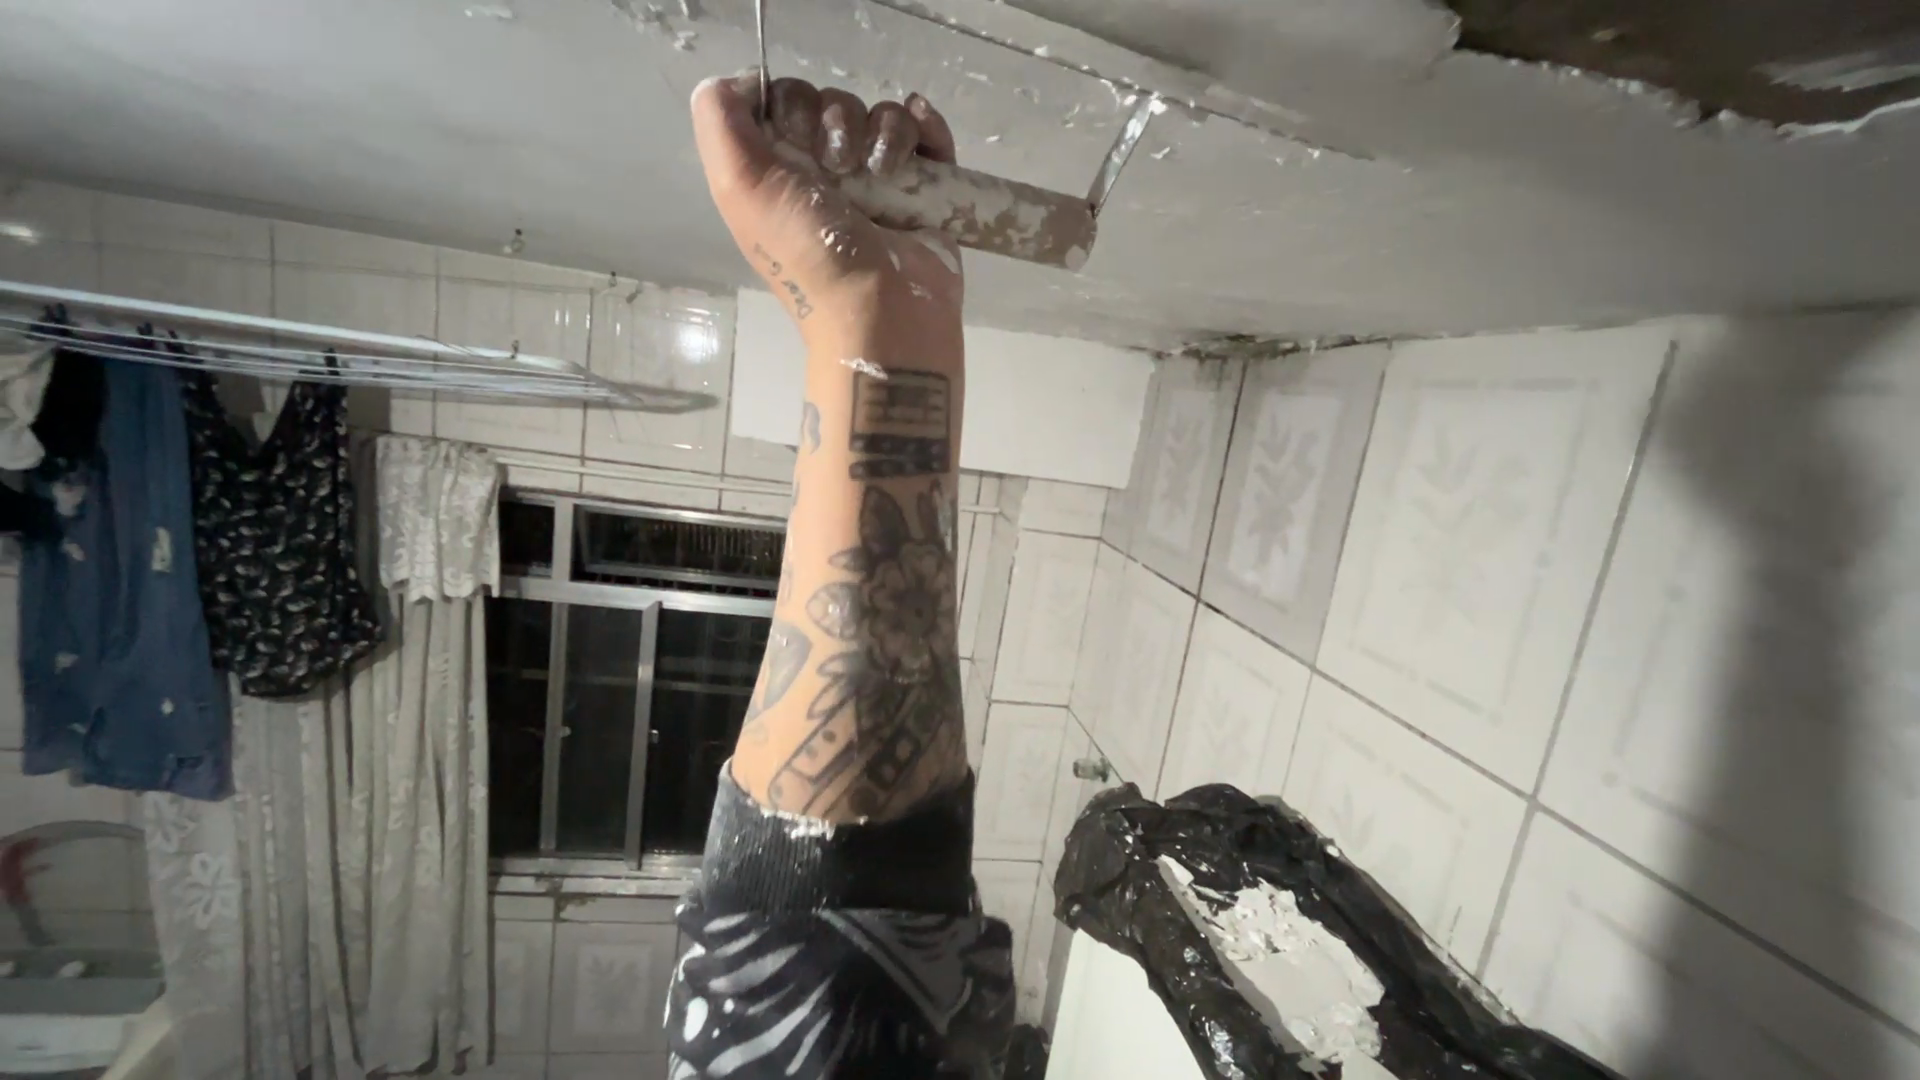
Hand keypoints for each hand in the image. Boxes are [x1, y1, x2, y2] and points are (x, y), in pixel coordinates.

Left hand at [689, 73, 963, 354]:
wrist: (881, 309)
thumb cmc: (808, 253)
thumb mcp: (739, 187)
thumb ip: (719, 120)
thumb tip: (751, 80)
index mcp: (780, 175)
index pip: (783, 100)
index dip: (789, 106)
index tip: (794, 145)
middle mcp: (826, 176)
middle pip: (832, 102)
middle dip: (836, 121)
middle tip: (839, 169)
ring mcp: (879, 184)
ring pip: (881, 114)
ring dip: (884, 133)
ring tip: (882, 174)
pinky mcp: (925, 192)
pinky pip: (927, 134)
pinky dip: (926, 127)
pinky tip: (919, 137)